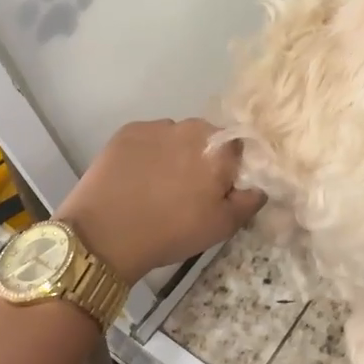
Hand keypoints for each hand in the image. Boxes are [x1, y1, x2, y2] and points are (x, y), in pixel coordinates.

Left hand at [56, 118, 264, 278]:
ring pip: (178, 136)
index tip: (218, 190)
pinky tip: (137, 177)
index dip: (230, 170)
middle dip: (203, 159)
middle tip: (188, 190)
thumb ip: (249, 201)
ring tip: (158, 185)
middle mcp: (193, 127)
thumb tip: (261, 185)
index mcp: (221, 149)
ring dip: (175, 154)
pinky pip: (149, 137)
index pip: (239, 149)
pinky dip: (148, 152)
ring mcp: (159, 126)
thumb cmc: (169, 233)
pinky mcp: (128, 131)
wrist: (102, 237)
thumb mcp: (220, 227)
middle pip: (208, 139)